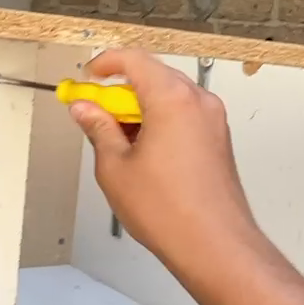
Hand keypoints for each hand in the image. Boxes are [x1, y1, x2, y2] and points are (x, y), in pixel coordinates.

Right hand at [68, 49, 270, 273]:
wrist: (215, 245)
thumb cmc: (172, 212)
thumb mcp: (115, 167)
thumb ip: (98, 129)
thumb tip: (85, 110)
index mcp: (172, 99)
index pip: (134, 60)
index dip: (105, 63)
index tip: (88, 75)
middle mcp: (198, 102)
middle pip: (153, 75)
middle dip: (120, 89)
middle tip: (94, 110)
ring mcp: (213, 120)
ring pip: (169, 95)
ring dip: (140, 106)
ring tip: (116, 138)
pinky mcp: (218, 138)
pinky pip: (184, 113)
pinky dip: (160, 119)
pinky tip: (142, 149)